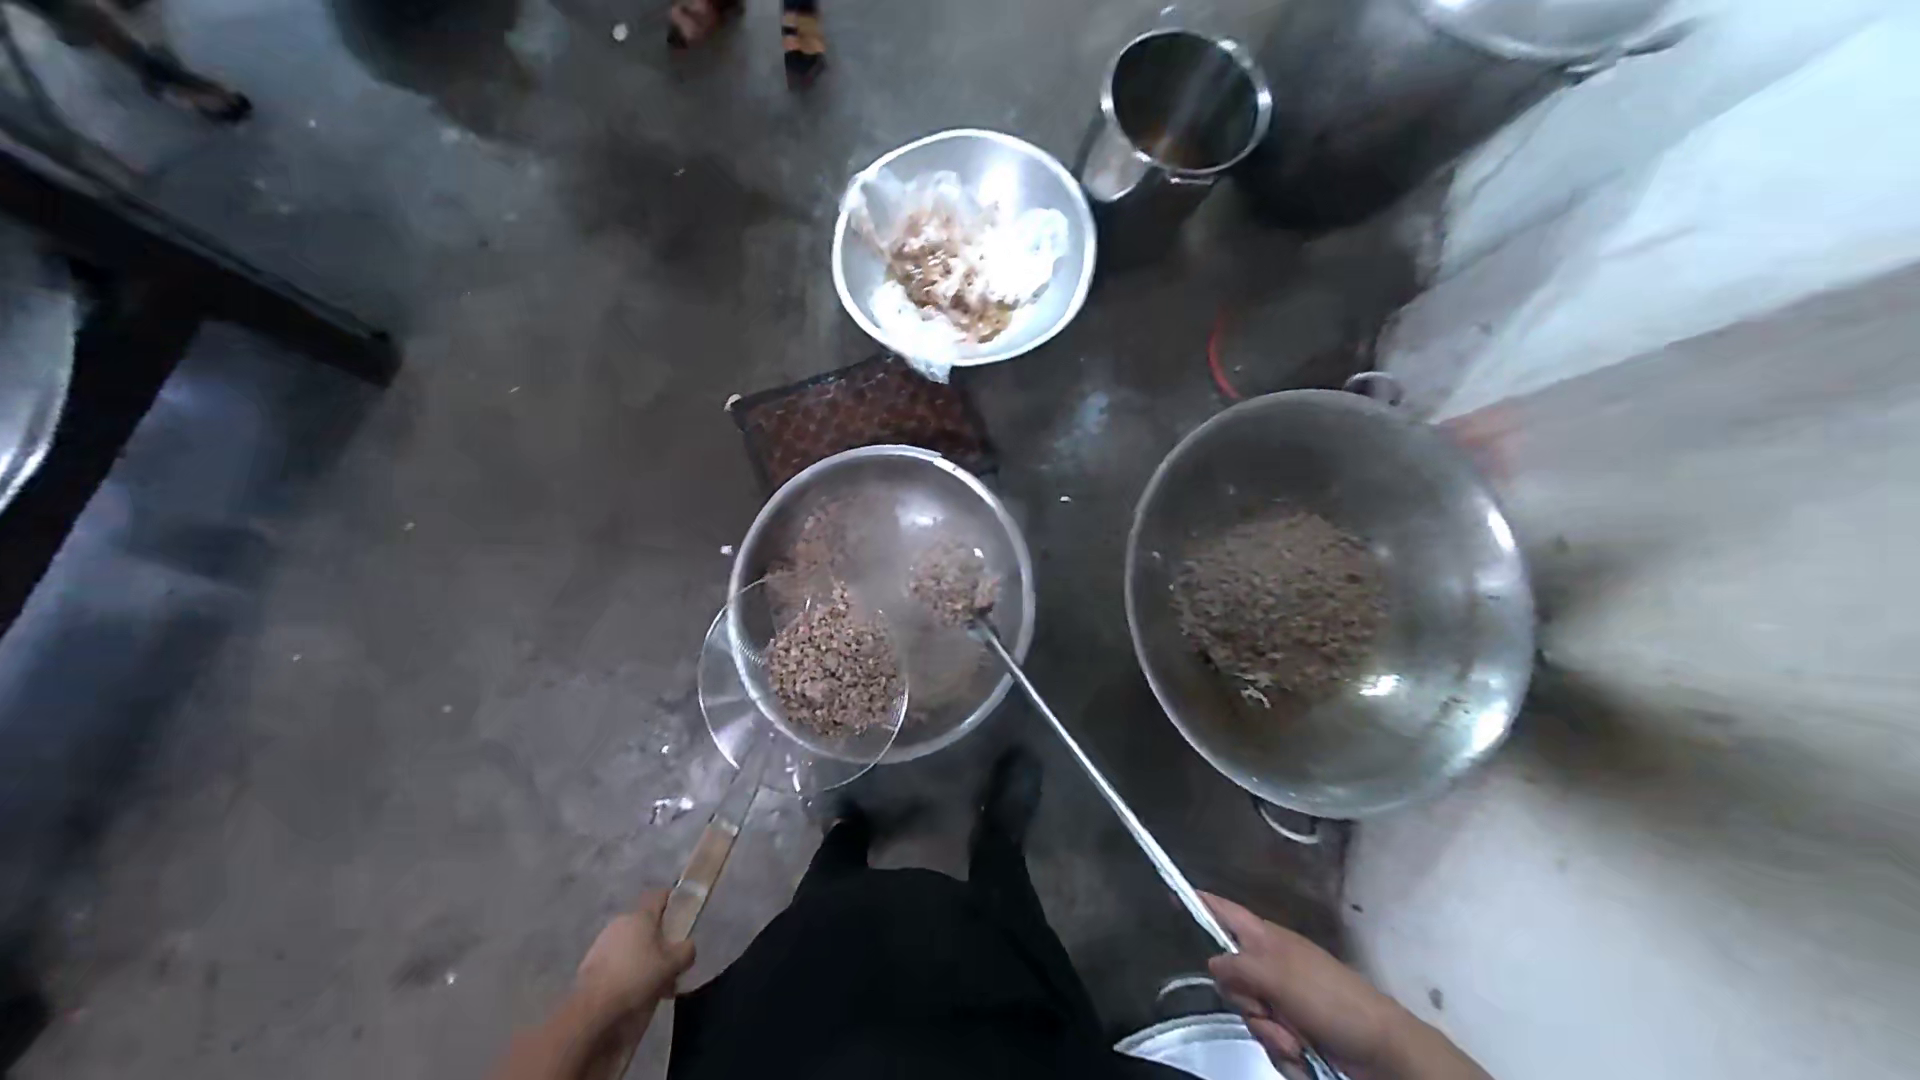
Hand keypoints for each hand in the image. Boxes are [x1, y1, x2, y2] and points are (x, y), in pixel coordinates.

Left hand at [573, 890, 696, 1018]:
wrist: (590, 1010)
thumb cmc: (637, 978)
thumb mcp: (672, 965)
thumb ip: (687, 951)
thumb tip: (688, 947)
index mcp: (641, 916)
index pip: (661, 895)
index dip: (674, 901)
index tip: (682, 915)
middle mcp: (621, 921)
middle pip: (647, 923)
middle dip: (660, 939)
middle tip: (670, 961)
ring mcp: (602, 941)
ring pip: (631, 943)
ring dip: (643, 957)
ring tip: (652, 983)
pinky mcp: (589, 962)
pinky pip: (616, 959)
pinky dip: (626, 969)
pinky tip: (632, 991)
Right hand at [1202, 892, 1408, 1073]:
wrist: (1385, 1053)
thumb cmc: (1330, 1000)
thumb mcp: (1277, 976)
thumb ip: (1237, 966)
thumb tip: (1214, 964)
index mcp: (1267, 940)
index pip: (1225, 913)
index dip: (1200, 903)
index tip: (1173, 896)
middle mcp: (1272, 965)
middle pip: (1231, 975)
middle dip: (1245, 1002)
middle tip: (1267, 1010)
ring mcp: (1286, 999)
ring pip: (1250, 1013)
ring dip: (1268, 1033)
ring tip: (1295, 1042)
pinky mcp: (1298, 1031)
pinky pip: (1270, 1040)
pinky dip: (1282, 1053)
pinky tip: (1303, 1057)